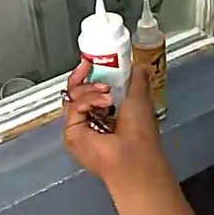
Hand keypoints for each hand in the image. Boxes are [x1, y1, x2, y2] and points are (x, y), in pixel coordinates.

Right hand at [62, 60, 169, 194]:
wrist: (135, 153)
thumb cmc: (141, 132)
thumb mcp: (140, 96)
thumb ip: (136, 78)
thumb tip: (135, 64)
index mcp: (107, 110)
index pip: (91, 86)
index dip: (91, 73)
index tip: (93, 61)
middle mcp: (92, 118)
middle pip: (76, 89)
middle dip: (83, 76)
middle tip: (89, 65)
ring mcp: (80, 125)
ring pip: (73, 95)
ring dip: (90, 89)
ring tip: (108, 95)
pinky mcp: (72, 132)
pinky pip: (74, 106)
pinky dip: (89, 100)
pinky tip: (104, 102)